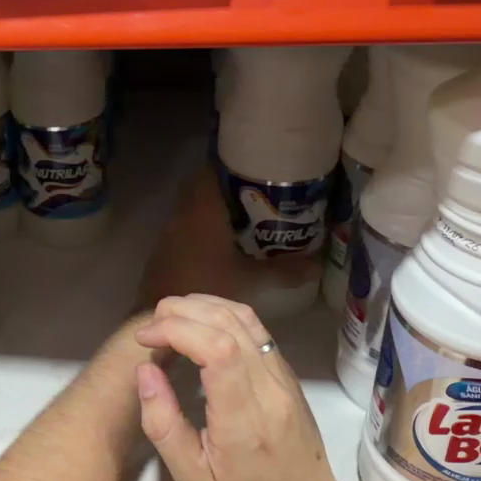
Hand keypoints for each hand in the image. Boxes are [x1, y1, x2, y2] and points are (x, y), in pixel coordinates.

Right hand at [134, 294, 347, 480]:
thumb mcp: (191, 477)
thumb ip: (162, 424)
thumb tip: (145, 370)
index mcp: (244, 421)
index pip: (217, 350)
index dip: (177, 330)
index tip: (146, 340)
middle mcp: (269, 390)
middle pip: (228, 324)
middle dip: (181, 312)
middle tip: (151, 328)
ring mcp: (283, 377)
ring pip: (244, 318)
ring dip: (201, 305)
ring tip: (169, 318)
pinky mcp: (286, 372)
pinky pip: (255, 328)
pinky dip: (221, 313)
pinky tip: (198, 322)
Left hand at [137, 167, 320, 308]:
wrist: (162, 316)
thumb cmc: (209, 289)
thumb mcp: (252, 280)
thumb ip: (285, 270)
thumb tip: (317, 264)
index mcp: (202, 212)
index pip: (209, 172)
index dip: (227, 164)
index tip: (251, 166)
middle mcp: (181, 216)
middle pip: (200, 188)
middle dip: (224, 188)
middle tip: (255, 194)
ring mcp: (168, 234)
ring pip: (190, 209)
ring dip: (211, 209)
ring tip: (243, 217)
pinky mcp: (163, 251)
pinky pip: (183, 228)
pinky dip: (200, 229)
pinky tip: (220, 244)